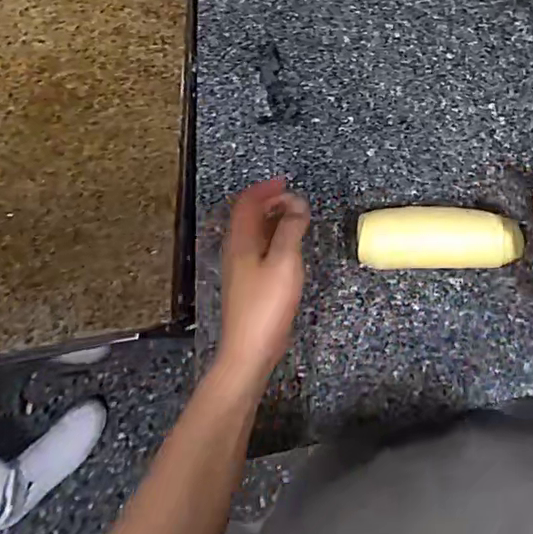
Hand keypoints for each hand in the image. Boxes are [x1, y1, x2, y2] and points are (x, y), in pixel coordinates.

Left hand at [216, 177, 309, 382]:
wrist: (249, 351)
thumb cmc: (266, 306)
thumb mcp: (285, 261)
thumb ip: (291, 229)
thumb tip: (297, 204)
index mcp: (240, 241)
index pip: (247, 203)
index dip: (265, 189)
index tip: (285, 182)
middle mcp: (235, 251)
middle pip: (247, 216)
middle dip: (269, 202)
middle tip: (293, 198)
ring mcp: (240, 268)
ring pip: (253, 232)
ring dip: (272, 219)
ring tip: (295, 217)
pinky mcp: (248, 283)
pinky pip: (258, 248)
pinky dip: (273, 237)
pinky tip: (288, 246)